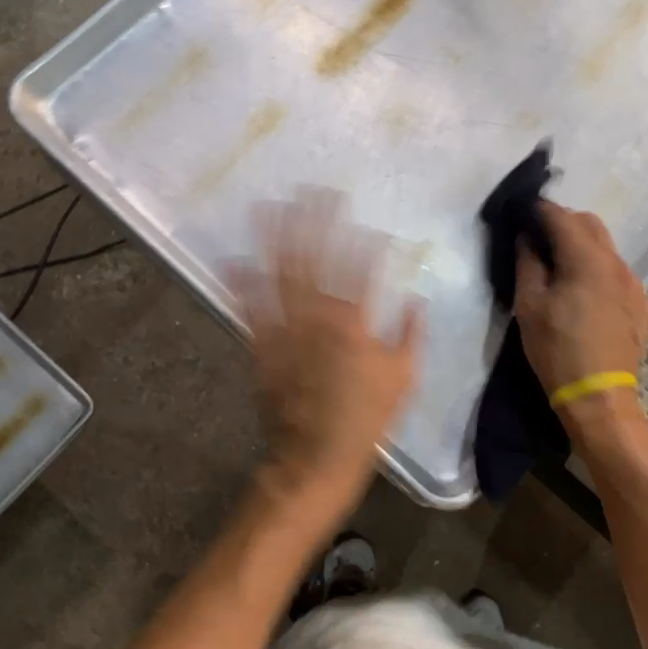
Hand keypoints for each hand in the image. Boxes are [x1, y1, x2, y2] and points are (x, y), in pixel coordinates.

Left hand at [231, 191, 422, 511]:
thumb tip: (416, 301)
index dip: (365, 241)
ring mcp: (286, 328)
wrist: (316, 457)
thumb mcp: (404, 378)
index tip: (367, 221)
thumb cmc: (367, 419)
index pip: (362, 268)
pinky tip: (231, 259)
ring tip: (269, 206)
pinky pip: (249, 309)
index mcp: (357, 321)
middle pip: (317, 257)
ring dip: (274, 238)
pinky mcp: (262, 346)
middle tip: (314, 191)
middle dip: (316, 221)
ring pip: (280, 274)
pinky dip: (239, 284)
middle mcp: (319, 315)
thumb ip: (410, 335)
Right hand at [514, 203, 647, 432]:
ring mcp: (634, 285)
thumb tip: (526, 236)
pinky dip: (600, 273)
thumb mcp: (529, 306)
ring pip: (607, 249)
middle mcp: (617, 263)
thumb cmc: (556, 350)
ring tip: (561, 269)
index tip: (521, 212)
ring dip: (583, 248)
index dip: (538, 209)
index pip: (560, 216)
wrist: (599, 397)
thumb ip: (528, 262)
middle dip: (563, 222)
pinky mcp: (642, 306)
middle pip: (590, 224)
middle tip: (538, 239)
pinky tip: (586, 297)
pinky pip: (619, 276)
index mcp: (587, 259)